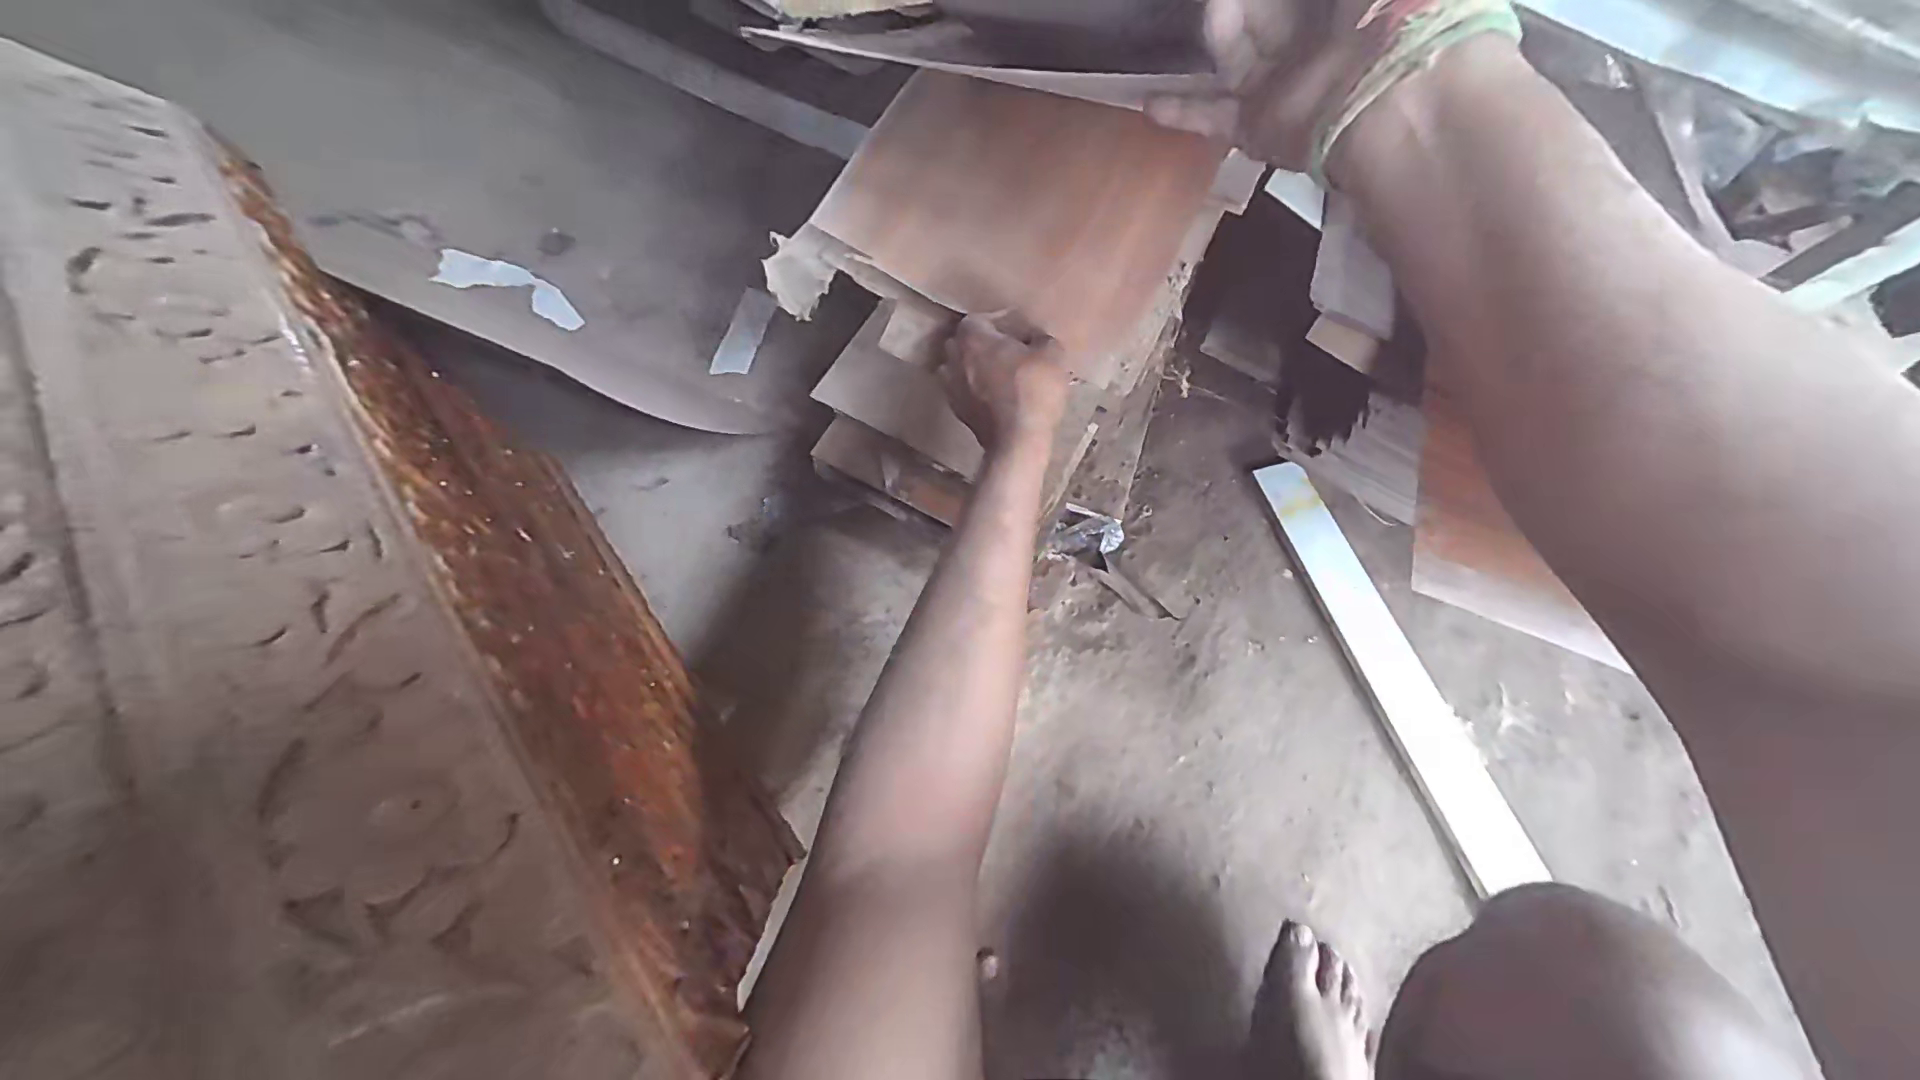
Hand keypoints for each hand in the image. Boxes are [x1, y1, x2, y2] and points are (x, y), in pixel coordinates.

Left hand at [939, 313, 1071, 454]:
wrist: (1017, 440)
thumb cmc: (1033, 390)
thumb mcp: (1051, 354)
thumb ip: (1041, 339)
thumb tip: (1036, 339)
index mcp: (972, 338)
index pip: (977, 319)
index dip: (997, 320)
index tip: (1016, 327)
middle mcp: (954, 360)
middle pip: (962, 343)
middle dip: (980, 343)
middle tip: (1005, 348)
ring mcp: (951, 388)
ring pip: (958, 368)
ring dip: (974, 367)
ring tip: (997, 371)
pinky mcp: (958, 412)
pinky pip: (963, 392)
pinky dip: (975, 389)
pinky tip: (995, 394)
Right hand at [1147, 0, 1518, 174]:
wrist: (1382, 92)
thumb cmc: (1381, 8)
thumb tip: (1234, 4)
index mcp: (1345, 5)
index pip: (1297, 2)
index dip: (1257, 3)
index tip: (1233, 1)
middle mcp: (1312, 40)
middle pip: (1264, 14)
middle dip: (1246, 7)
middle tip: (1229, 6)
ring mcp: (1280, 87)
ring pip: (1236, 55)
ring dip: (1222, 32)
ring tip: (1217, 16)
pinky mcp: (1255, 127)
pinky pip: (1211, 116)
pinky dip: (1181, 112)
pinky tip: (1150, 104)